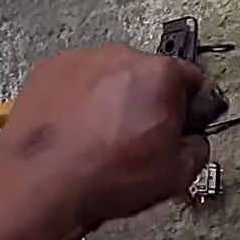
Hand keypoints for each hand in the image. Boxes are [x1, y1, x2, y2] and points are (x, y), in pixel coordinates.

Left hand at [0, 45, 209, 239]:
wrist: (42, 183)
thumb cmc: (105, 175)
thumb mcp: (176, 174)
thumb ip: (197, 148)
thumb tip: (193, 142)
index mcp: (160, 74)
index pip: (192, 80)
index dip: (192, 107)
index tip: (184, 124)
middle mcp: (120, 56)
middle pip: (147, 76)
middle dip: (147, 103)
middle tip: (139, 140)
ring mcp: (80, 61)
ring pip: (108, 78)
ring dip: (111, 101)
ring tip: (101, 140)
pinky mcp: (47, 72)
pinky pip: (75, 83)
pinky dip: (78, 102)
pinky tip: (76, 133)